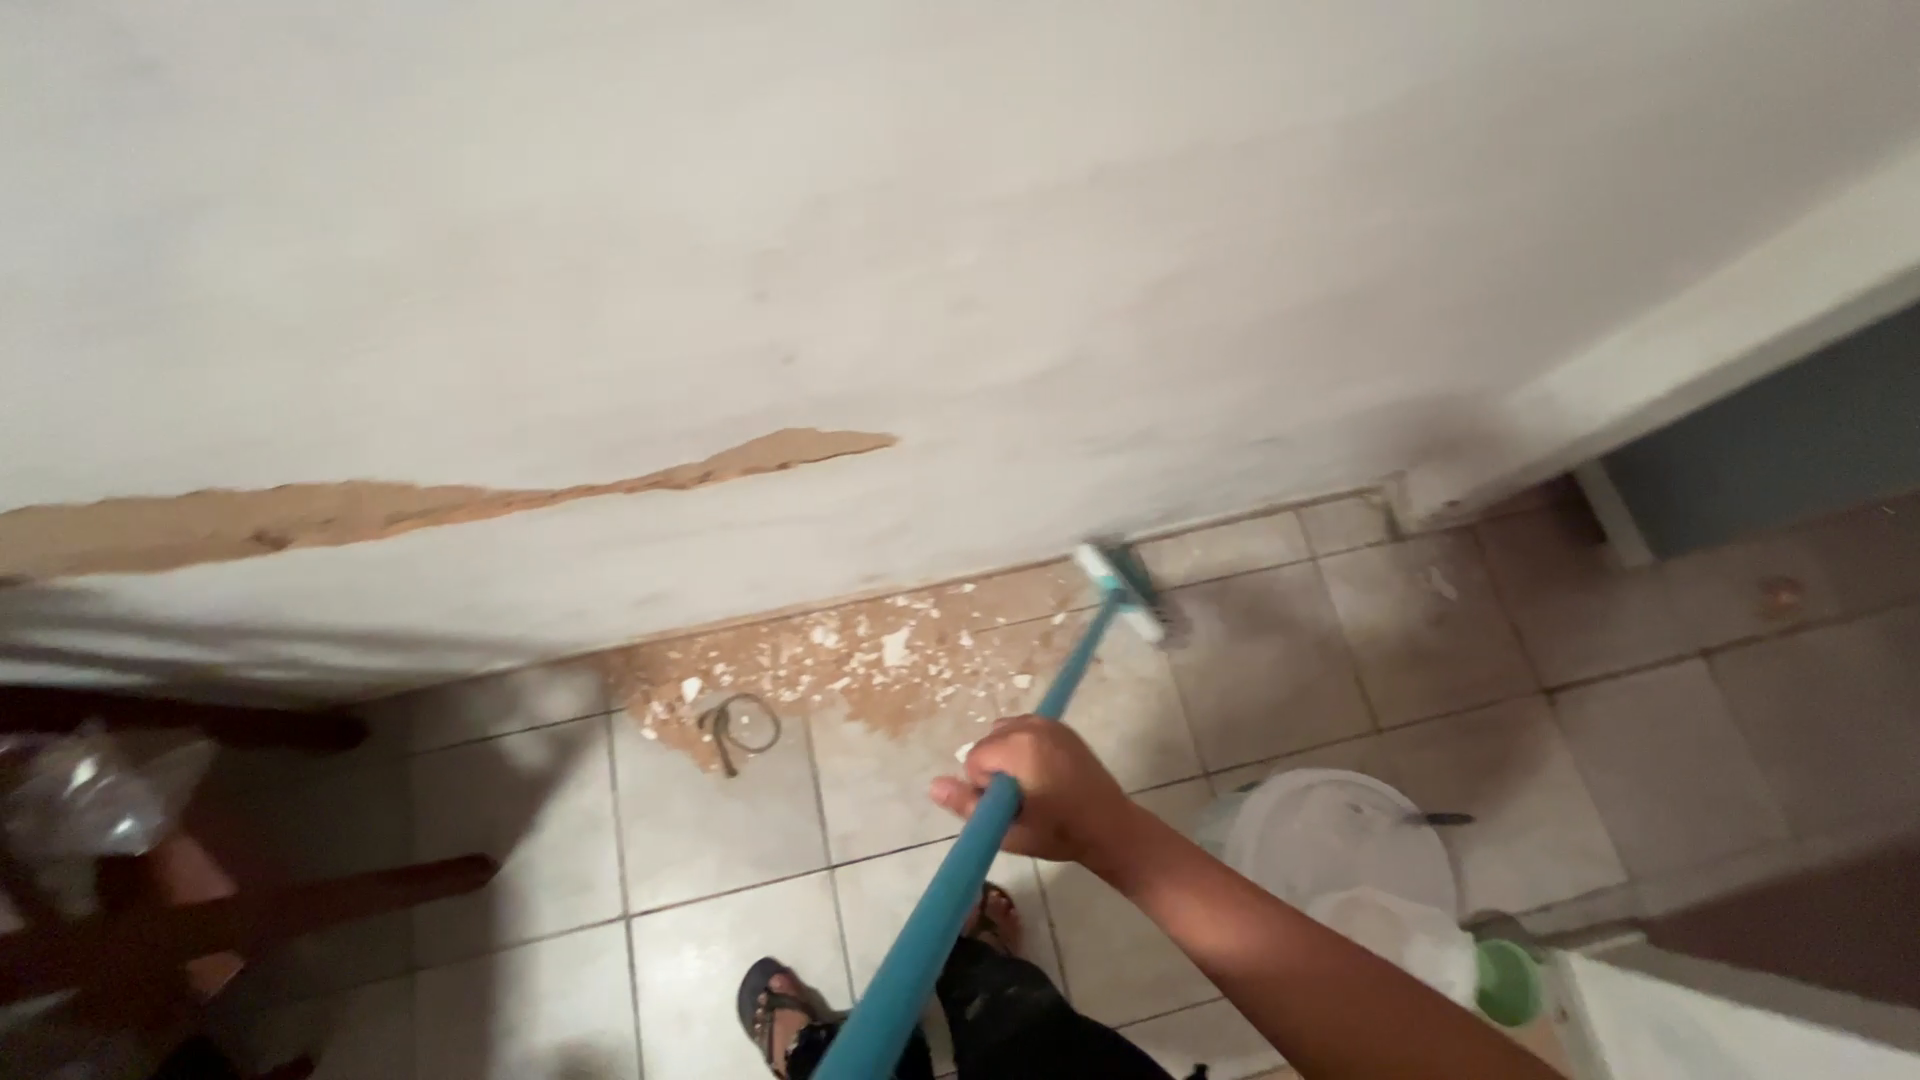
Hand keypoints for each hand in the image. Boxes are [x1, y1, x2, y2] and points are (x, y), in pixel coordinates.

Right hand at [928, 715, 1138, 862]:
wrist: (1110, 827)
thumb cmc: (1059, 833)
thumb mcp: (1009, 830)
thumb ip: (968, 806)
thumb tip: (933, 785)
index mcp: (1019, 748)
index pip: (974, 759)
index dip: (985, 787)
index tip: (1010, 807)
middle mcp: (1031, 725)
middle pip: (988, 743)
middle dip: (995, 770)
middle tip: (1022, 800)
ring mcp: (1049, 723)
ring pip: (1003, 733)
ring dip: (1007, 757)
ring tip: (1032, 786)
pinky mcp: (1061, 726)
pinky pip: (1023, 728)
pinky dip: (1023, 746)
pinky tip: (1042, 772)